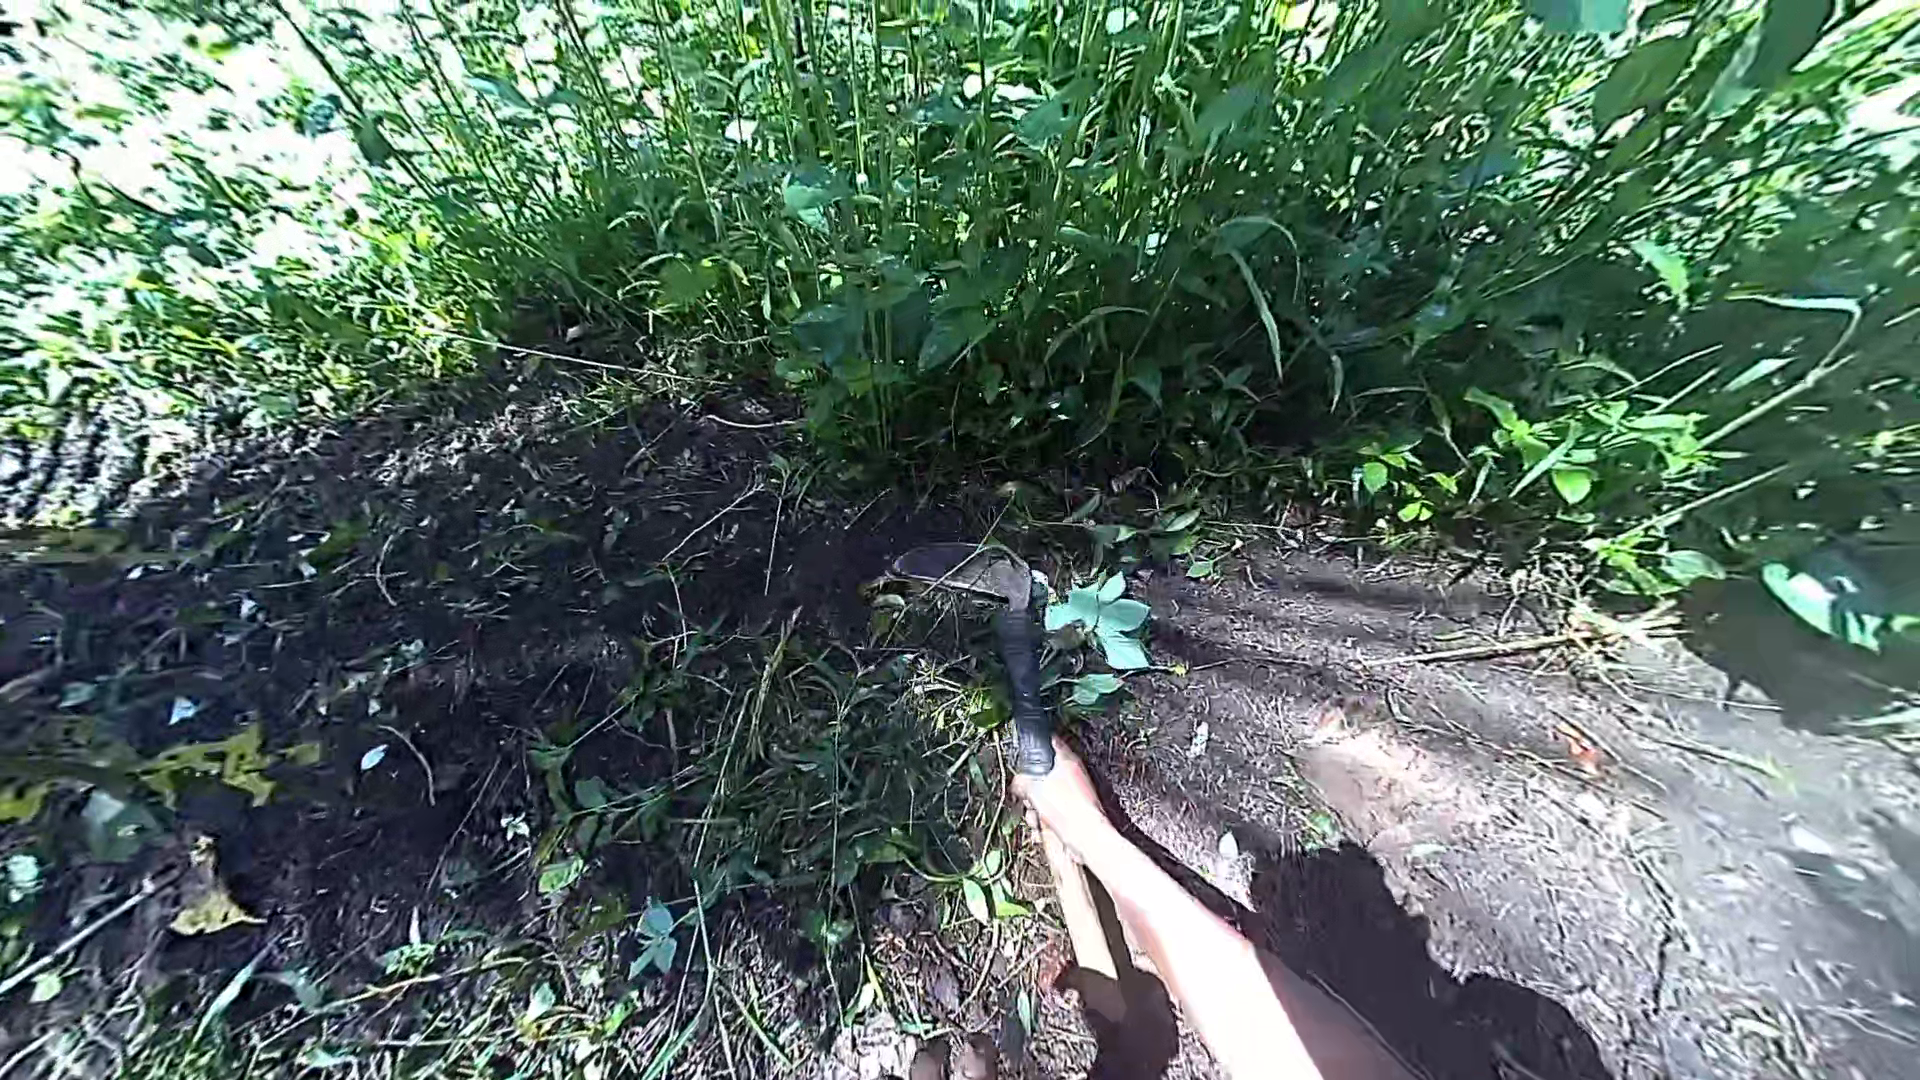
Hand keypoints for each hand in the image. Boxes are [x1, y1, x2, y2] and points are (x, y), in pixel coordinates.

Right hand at [1011, 736, 1114, 855]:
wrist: (1087, 841)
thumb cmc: (1069, 812)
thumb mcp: (1034, 791)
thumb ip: (1022, 782)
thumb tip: (1017, 782)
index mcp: (1068, 760)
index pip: (1052, 741)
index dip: (1037, 746)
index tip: (1027, 754)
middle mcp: (1075, 774)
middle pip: (1045, 773)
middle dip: (1032, 787)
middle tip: (1029, 796)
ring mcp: (1077, 793)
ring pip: (1048, 794)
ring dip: (1037, 807)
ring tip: (1036, 817)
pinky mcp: (1077, 811)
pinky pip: (1054, 810)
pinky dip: (1046, 818)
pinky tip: (1043, 828)